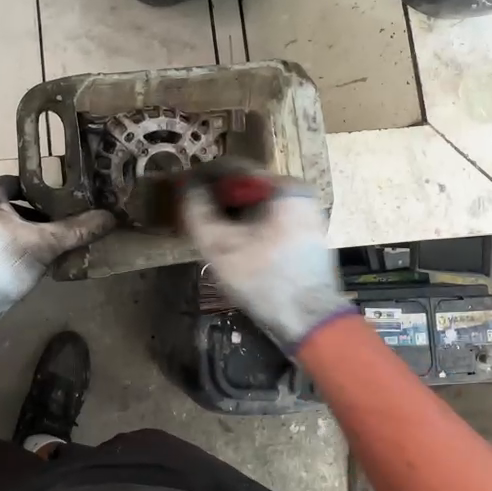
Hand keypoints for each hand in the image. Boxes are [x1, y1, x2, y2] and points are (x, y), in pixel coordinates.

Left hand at [0, 175, 114, 331]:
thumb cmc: (4, 262)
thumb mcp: (45, 244)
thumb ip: (76, 230)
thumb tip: (108, 218)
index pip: (13, 182)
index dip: (35, 189)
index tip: (55, 198)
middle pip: (4, 203)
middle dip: (28, 212)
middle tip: (52, 222)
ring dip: (16, 229)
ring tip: (41, 242)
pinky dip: (4, 244)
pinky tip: (21, 259)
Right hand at [180, 176, 351, 350]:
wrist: (310, 322)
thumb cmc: (264, 280)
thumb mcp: (219, 245)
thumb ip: (197, 210)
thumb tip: (186, 186)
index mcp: (284, 187)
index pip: (232, 168)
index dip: (202, 178)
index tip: (181, 190)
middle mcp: (299, 193)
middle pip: (246, 187)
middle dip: (218, 200)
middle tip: (194, 216)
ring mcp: (307, 214)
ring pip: (257, 205)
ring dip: (232, 216)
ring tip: (209, 232)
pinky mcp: (307, 235)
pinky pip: (270, 220)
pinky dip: (249, 227)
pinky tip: (233, 247)